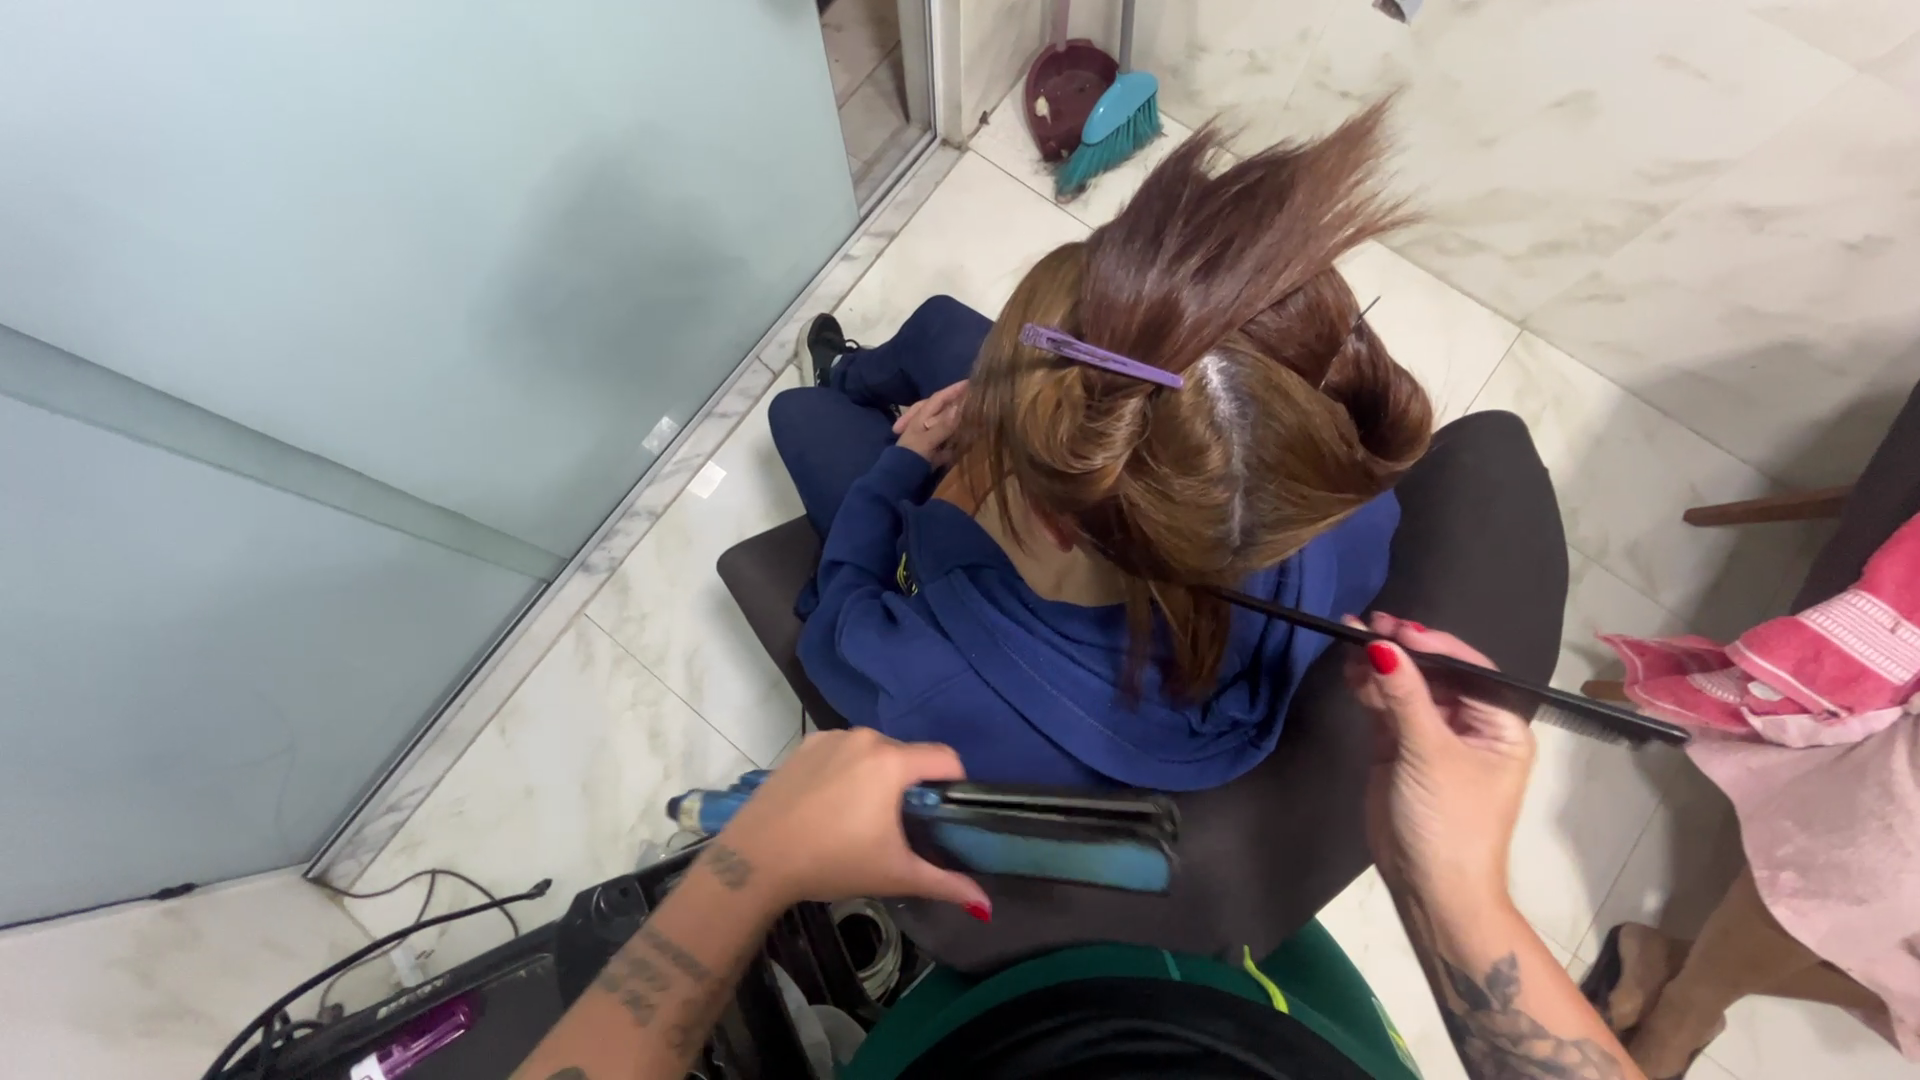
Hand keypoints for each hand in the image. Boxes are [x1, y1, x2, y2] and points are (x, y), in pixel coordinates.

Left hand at [714, 728, 989, 915]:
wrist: (757, 858)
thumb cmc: (832, 861)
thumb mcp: (893, 873)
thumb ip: (944, 883)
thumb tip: (986, 906)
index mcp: (893, 761)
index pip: (945, 758)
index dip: (954, 784)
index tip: (943, 815)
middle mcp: (866, 737)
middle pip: (908, 755)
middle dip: (911, 785)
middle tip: (897, 825)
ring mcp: (833, 737)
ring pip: (874, 752)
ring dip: (878, 776)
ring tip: (860, 816)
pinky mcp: (806, 743)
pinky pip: (843, 750)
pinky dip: (846, 769)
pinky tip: (830, 802)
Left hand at [892, 381, 967, 465]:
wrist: (901, 478)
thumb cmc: (913, 454)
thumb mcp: (928, 438)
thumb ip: (944, 424)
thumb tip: (960, 407)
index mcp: (921, 416)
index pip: (939, 398)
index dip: (954, 390)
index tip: (970, 382)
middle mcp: (924, 423)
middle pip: (941, 409)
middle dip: (954, 403)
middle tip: (971, 398)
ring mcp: (928, 437)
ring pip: (945, 424)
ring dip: (957, 421)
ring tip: (972, 417)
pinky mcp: (932, 451)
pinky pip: (947, 441)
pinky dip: (957, 439)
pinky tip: (967, 439)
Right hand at [1344, 614, 1533, 908]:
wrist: (1429, 884)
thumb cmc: (1449, 820)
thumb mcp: (1429, 753)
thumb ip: (1404, 696)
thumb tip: (1381, 645)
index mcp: (1499, 725)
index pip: (1469, 670)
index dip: (1433, 645)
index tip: (1394, 627)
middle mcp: (1467, 724)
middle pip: (1433, 673)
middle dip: (1401, 650)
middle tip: (1367, 623)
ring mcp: (1430, 735)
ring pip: (1404, 686)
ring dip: (1378, 665)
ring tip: (1348, 638)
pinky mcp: (1397, 747)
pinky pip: (1384, 706)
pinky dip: (1366, 688)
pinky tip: (1349, 670)